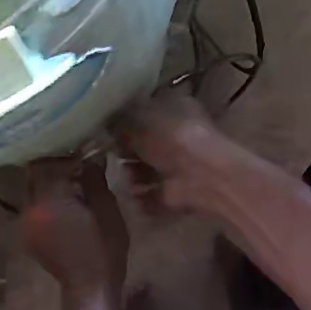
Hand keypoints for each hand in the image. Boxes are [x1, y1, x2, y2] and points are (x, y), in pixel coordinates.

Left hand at [23, 158, 128, 303]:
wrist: (90, 287)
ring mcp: (26, 224)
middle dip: (52, 166)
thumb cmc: (104, 249)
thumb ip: (94, 179)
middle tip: (74, 164)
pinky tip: (65, 206)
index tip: (79, 151)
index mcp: (50, 199)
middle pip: (33, 174)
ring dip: (48, 184)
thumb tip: (89, 157)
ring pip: (32, 191)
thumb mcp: (107, 209)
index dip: (61, 153)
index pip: (45, 162)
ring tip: (71, 184)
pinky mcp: (28, 235)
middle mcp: (30, 208)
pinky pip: (34, 208)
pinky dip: (47, 201)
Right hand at [113, 87, 226, 214]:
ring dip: (134, 178)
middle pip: (147, 146)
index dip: (127, 124)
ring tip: (130, 180)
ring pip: (149, 173)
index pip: (148, 114)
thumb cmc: (170, 137)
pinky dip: (143, 200)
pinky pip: (155, 197)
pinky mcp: (180, 194)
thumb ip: (120, 123)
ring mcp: (183, 168)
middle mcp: (181, 138)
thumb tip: (110, 128)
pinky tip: (135, 198)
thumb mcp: (138, 119)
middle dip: (129, 155)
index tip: (110, 133)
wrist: (200, 175)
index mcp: (177, 109)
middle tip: (118, 157)